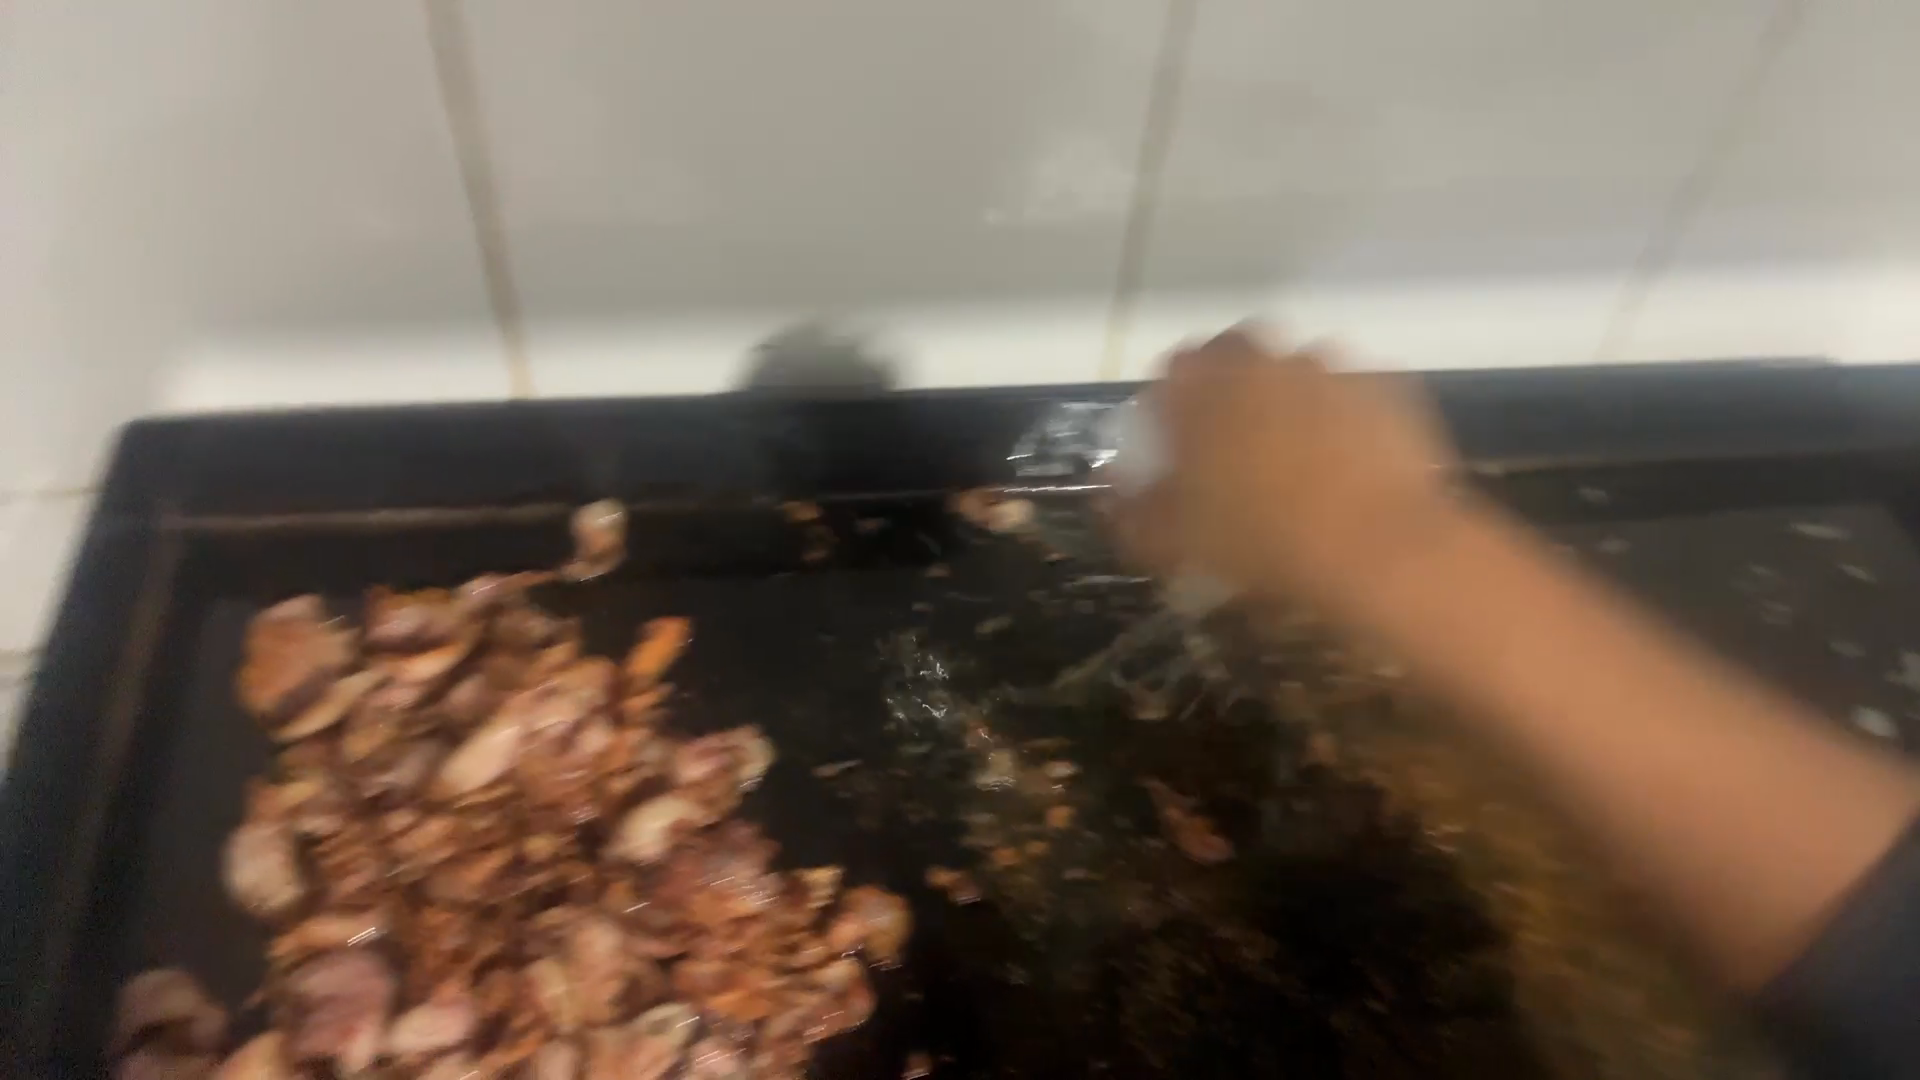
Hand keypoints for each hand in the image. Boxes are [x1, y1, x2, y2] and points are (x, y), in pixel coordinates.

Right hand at [1111, 326, 1458, 604]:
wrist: (1373, 549)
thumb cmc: (1254, 538)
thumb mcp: (1167, 541)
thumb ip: (1127, 510)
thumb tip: (1110, 493)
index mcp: (1202, 385)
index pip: (1172, 367)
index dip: (1171, 401)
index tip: (1175, 439)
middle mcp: (1263, 360)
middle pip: (1234, 356)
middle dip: (1227, 389)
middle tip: (1230, 442)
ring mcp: (1329, 368)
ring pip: (1293, 371)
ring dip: (1284, 400)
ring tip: (1291, 458)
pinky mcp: (1386, 388)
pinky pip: (1347, 393)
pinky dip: (1338, 417)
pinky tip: (1341, 465)